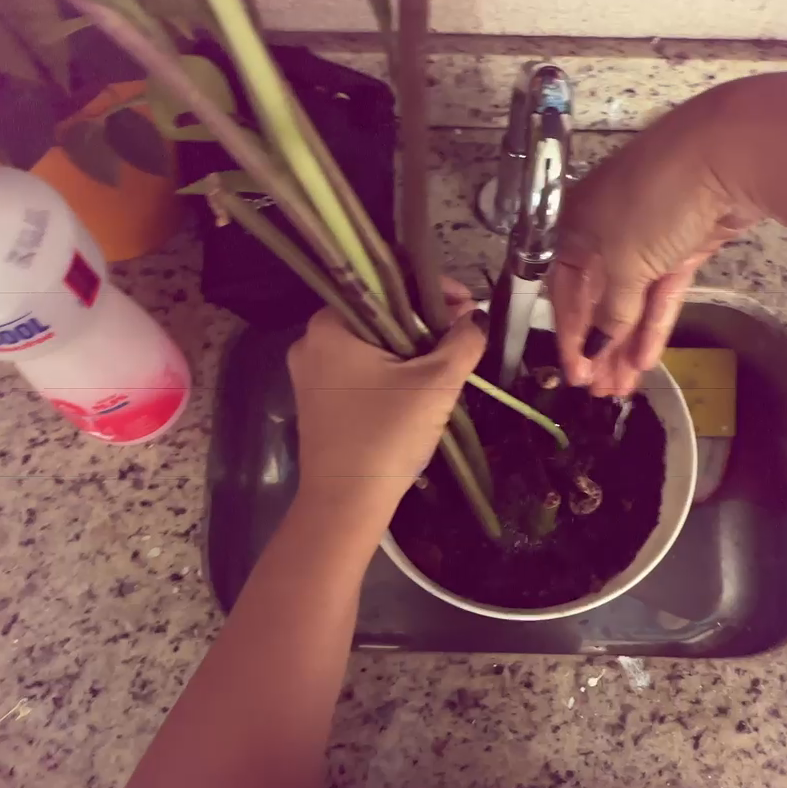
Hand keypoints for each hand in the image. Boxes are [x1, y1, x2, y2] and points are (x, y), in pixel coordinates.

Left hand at [287, 283, 485, 519]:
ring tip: (445, 362)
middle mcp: (311, 341)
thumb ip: (463, 342)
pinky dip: (389, 372)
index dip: (434, 289)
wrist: (345, 505)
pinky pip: (359, 371)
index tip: (467, 308)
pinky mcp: (317, 403)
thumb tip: (476, 318)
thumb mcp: (436, 384)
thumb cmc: (387, 436)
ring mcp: (310, 374)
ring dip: (409, 349)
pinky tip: (416, 389)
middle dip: (424, 322)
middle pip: (379, 314)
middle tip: (461, 337)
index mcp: (330, 324)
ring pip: (370, 345)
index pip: (387, 283)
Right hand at [550, 86, 762, 395]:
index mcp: (574, 229)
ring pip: (630, 303)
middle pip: (598, 302)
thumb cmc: (653, 201)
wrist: (727, 153)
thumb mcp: (623, 263)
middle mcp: (603, 235)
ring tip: (621, 387)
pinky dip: (652, 326)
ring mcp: (646, 241)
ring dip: (625, 345)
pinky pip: (660, 295)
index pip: (564, 293)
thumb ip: (609, 314)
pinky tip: (645, 361)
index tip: (575, 375)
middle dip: (599, 348)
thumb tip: (596, 349)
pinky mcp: (681, 248)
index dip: (569, 338)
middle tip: (600, 390)